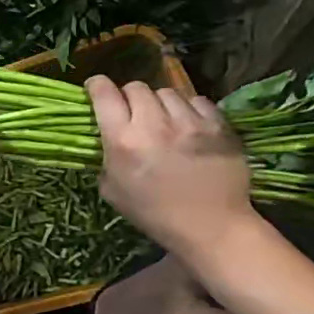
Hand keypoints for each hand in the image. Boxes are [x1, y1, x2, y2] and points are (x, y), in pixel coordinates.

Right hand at [86, 77, 258, 256]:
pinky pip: (197, 101)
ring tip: (164, 121)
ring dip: (160, 103)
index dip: (96, 86)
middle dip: (129, 97)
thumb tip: (103, 137)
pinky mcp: (217, 124)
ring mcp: (188, 122)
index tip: (96, 90)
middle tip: (133, 113)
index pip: (104, 93)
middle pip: (136, 87)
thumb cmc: (155, 213)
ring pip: (167, 92)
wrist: (212, 227)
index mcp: (123, 140)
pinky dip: (189, 109)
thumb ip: (104, 157)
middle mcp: (154, 124)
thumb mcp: (112, 190)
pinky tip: (188, 126)